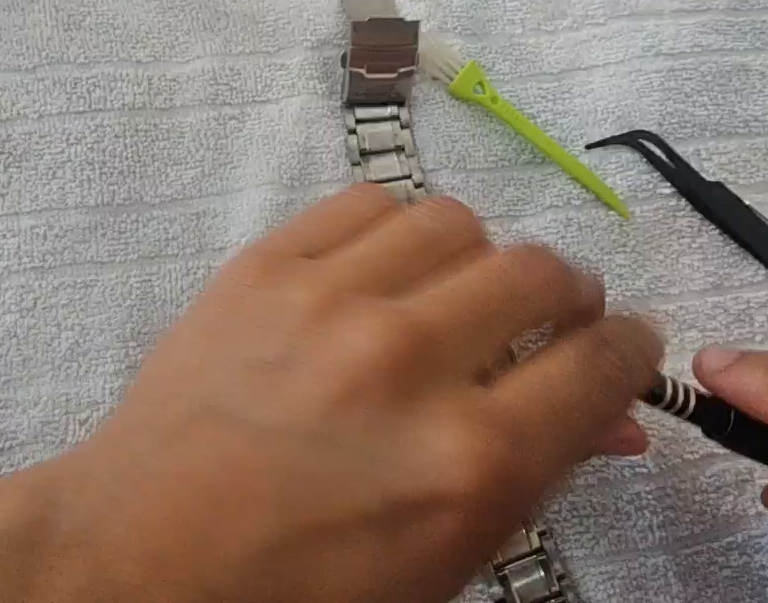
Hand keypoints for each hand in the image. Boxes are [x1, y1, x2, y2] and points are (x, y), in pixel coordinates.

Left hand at [40, 186, 662, 602]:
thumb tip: (611, 416)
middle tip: (547, 309)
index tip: (627, 338)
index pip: (597, 365)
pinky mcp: (265, 264)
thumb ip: (532, 478)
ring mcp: (329, 300)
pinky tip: (380, 263)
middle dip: (564, 291)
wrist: (138, 554)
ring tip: (454, 285)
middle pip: (535, 272)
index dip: (630, 345)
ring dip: (475, 254)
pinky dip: (392, 227)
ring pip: (452, 220)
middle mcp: (408, 362)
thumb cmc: (298, 586)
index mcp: (467, 463)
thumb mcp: (437, 563)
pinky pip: (364, 203)